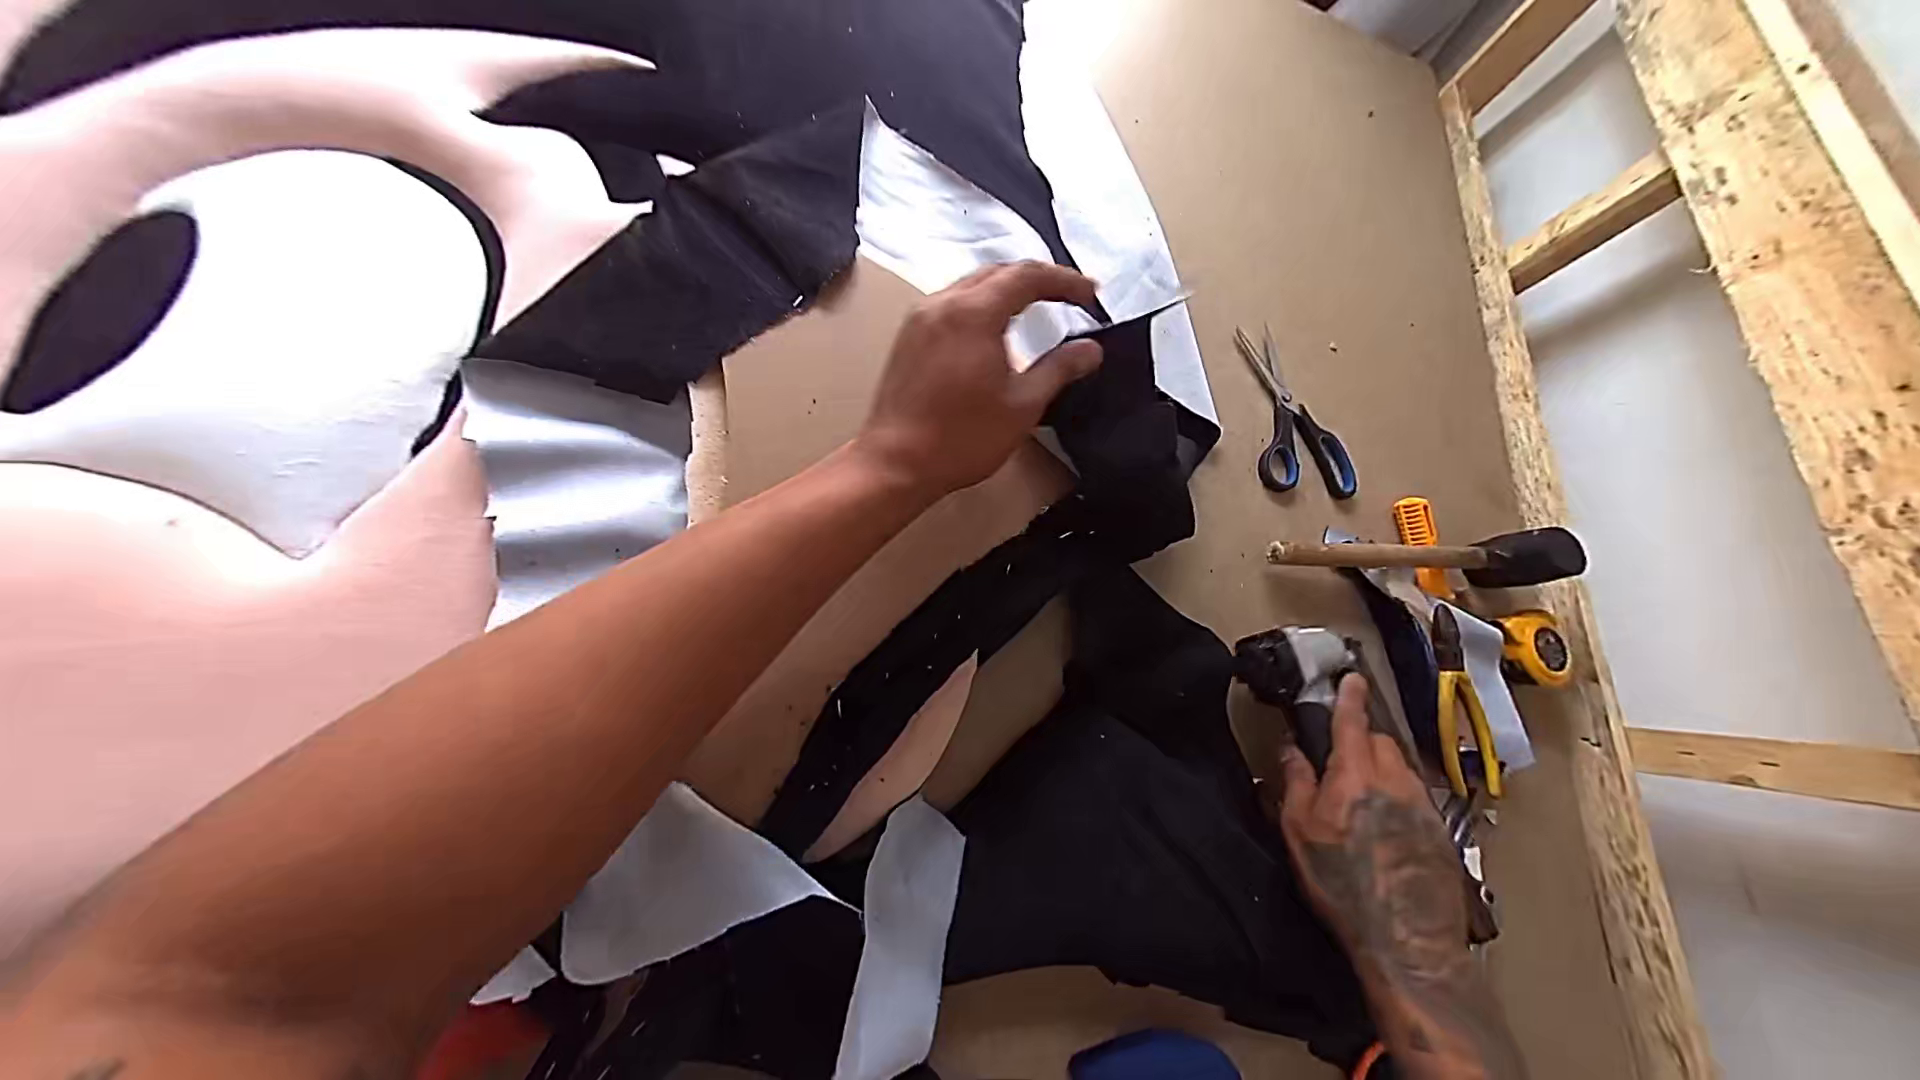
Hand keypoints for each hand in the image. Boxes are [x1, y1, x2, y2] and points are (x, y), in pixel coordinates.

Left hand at [855, 261, 1103, 496]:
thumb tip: (1091, 349)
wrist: (896, 464)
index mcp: (973, 313)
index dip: (1065, 281)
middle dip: (1036, 280)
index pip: (1027, 276)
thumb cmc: (963, 438)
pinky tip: (991, 334)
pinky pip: (950, 306)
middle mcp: (941, 304)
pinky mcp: (906, 338)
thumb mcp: (1023, 405)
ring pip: (970, 287)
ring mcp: (918, 320)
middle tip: (1067, 299)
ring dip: (1005, 292)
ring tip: (1033, 313)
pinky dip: (978, 308)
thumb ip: (1059, 369)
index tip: (1090, 296)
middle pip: (996, 273)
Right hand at [1273, 674, 1465, 970]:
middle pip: (1380, 741)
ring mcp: (1424, 807)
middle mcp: (1396, 782)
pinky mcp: (1441, 832)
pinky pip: (1415, 796)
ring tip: (1358, 795)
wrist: (1406, 940)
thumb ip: (1295, 781)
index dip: (1350, 696)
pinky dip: (1397, 795)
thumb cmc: (1342, 882)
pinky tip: (1382, 824)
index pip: (1353, 721)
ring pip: (1401, 767)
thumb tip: (1292, 749)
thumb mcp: (1298, 829)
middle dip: (1360, 738)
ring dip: (1379, 767)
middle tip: (1337, 757)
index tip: (1351, 677)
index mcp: (1356, 775)